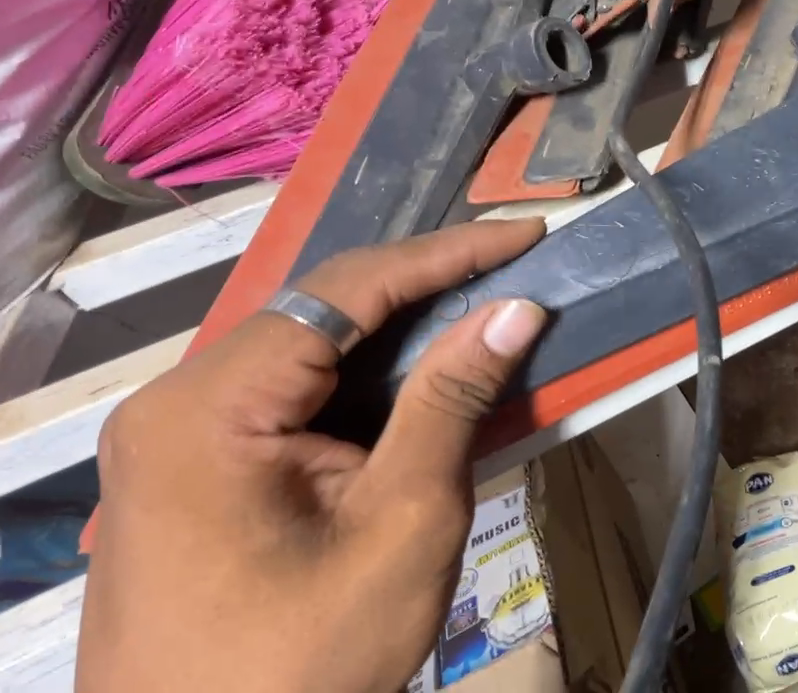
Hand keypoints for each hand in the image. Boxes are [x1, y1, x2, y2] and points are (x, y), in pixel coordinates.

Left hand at [78, 219, 550, 692]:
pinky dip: (377, 371)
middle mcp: (182, 403)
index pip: (346, 289)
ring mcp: (186, 436)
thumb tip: (516, 308)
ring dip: (408, 324)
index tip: (527, 233)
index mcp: (211, 407)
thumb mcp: (402, 519)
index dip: (448, 252)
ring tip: (492, 303)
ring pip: (316, 344)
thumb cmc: (308, 653)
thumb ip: (452, 400)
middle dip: (430, 280)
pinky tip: (434, 367)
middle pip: (324, 307)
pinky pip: (301, 388)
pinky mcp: (205, 466)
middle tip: (518, 262)